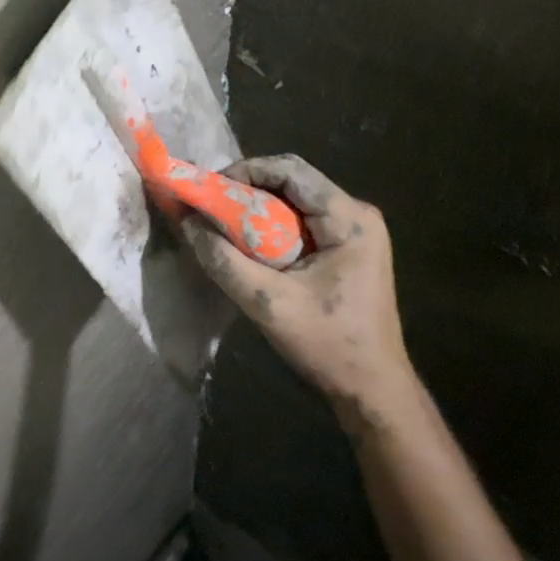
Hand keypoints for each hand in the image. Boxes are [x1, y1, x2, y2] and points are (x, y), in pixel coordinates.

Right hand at [187, 154, 414, 427]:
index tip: (208, 190)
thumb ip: (223, 259)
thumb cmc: (328, 345)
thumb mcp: (267, 302)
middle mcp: (356, 214)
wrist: (373, 390)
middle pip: (290, 182)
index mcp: (350, 219)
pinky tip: (245, 245)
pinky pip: (298, 222)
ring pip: (291, 202)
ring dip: (254, 210)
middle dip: (245, 191)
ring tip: (220, 225)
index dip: (244, 171)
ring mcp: (352, 232)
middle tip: (208, 208)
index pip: (290, 170)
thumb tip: (186, 221)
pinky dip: (268, 227)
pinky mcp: (344, 249)